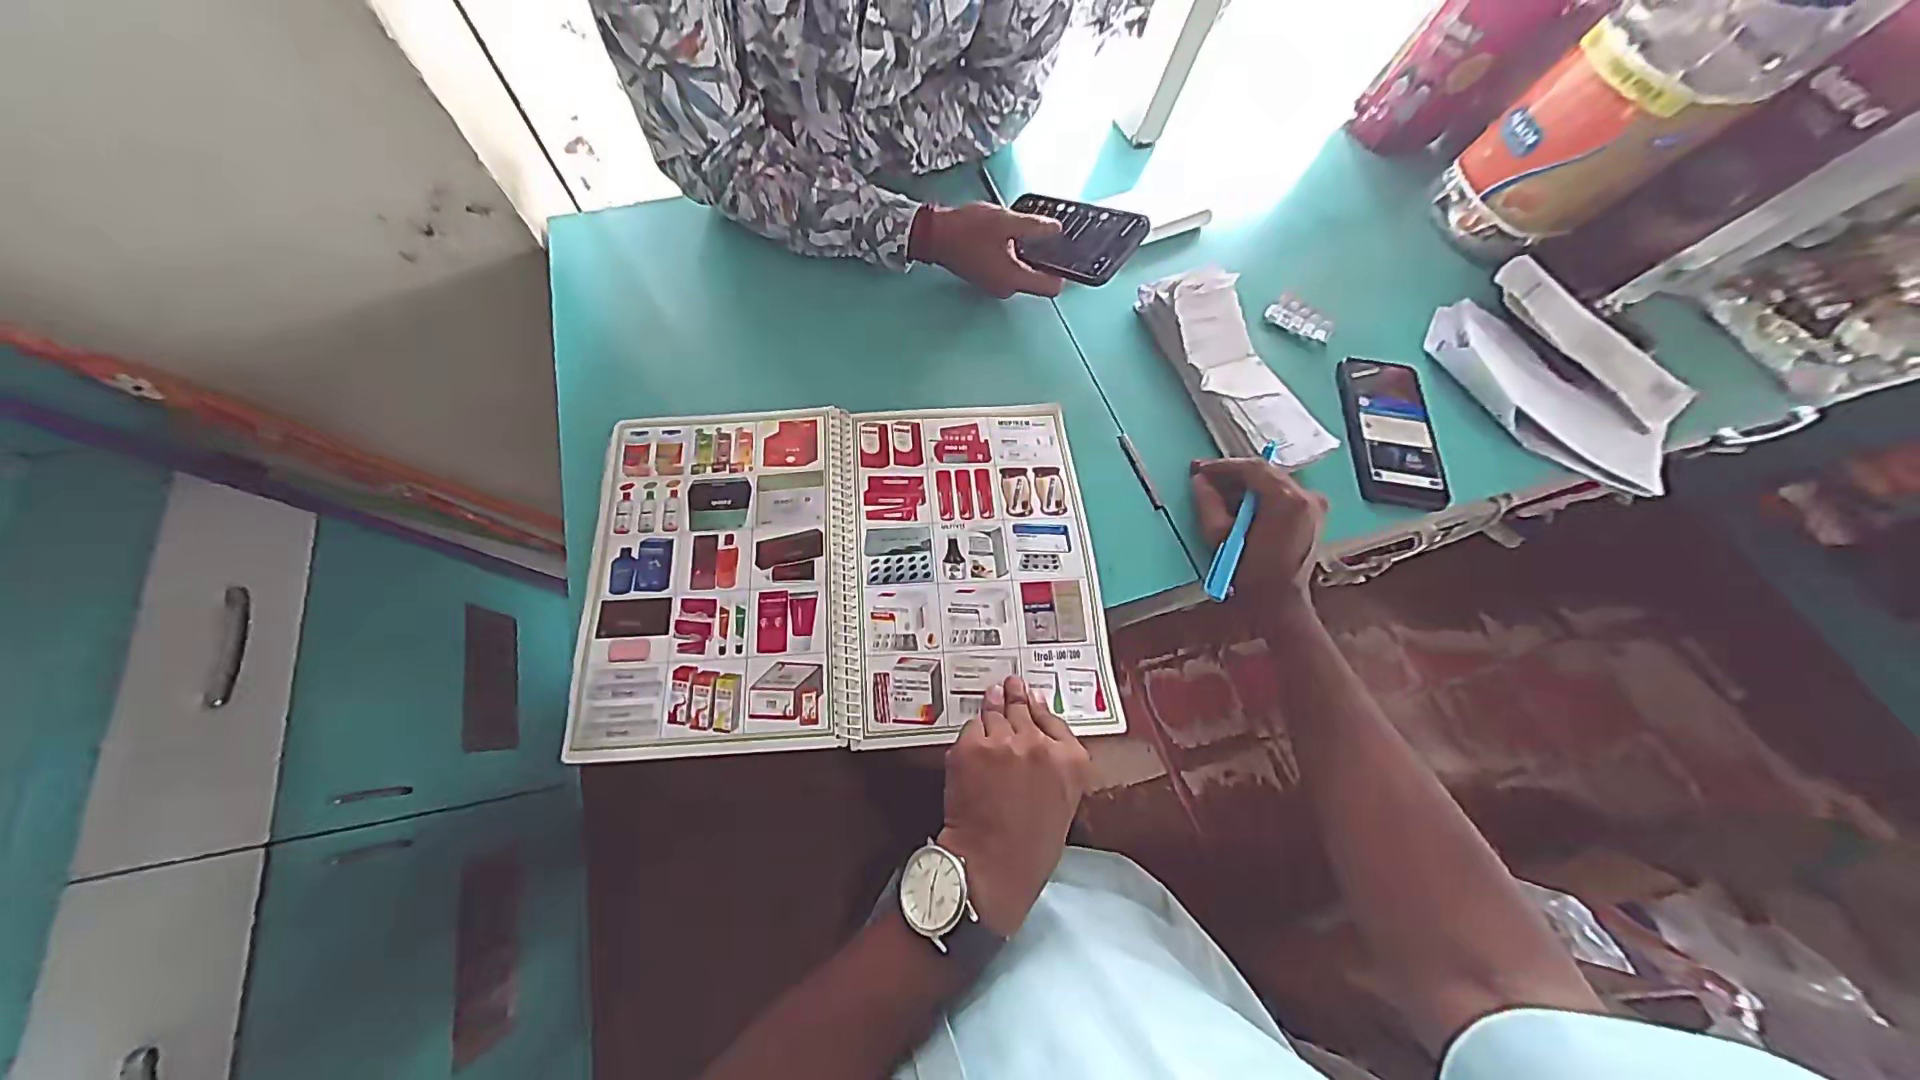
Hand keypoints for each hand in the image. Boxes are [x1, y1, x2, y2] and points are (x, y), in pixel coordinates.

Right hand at [908, 203, 1065, 298]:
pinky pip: (1009, 271)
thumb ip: (1035, 227)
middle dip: (1044, 261)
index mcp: (1013, 279)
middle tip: (1048, 236)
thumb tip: (1056, 229)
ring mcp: (994, 285)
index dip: (1063, 272)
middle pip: (1037, 280)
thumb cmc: (967, 229)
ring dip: (1027, 257)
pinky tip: (1010, 239)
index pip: (1051, 287)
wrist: (934, 235)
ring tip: (1026, 233)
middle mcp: (1006, 288)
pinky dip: (1013, 258)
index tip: (1068, 255)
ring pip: (1022, 275)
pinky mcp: (986, 278)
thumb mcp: (1006, 222)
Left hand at [938, 677, 1090, 936]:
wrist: (993, 864)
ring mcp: (1003, 742)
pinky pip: (971, 728)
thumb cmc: (1031, 845)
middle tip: (1011, 685)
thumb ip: (1056, 763)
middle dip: (1016, 696)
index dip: (1040, 706)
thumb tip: (1039, 734)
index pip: (1053, 719)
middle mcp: (1039, 744)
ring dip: (993, 706)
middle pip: (1023, 709)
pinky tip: (973, 740)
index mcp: (1071, 760)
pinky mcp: (972, 746)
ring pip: (994, 712)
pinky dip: (972, 734)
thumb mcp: (1062, 800)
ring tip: (993, 695)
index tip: (1034, 697)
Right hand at [1190, 457, 1328, 606]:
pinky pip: (1283, 494)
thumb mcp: (1220, 536)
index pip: (1252, 468)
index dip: (1222, 466)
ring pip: (1274, 482)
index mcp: (1286, 500)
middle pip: (1266, 473)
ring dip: (1247, 485)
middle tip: (1206, 478)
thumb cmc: (1250, 573)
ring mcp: (1314, 505)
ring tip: (1220, 492)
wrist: (1280, 603)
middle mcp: (1306, 496)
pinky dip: (1261, 495)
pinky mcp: (1313, 515)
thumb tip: (1200, 480)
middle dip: (1234, 474)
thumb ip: (1208, 503)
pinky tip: (1242, 505)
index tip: (1200, 469)